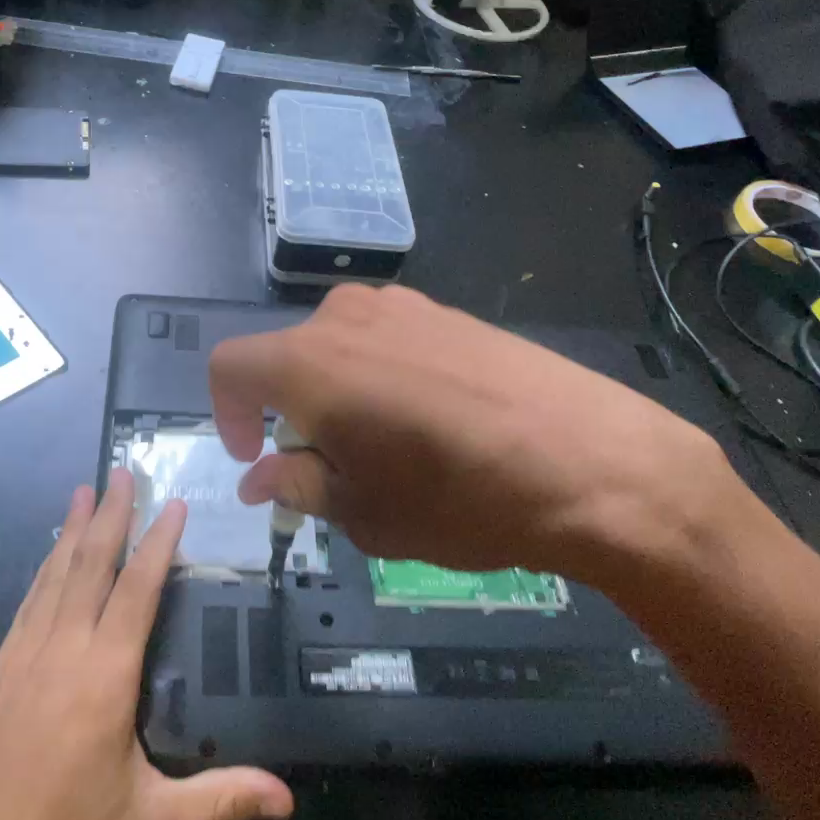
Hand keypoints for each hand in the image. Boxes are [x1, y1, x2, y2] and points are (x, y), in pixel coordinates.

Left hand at [0, 469, 293, 819]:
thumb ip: (219, 800)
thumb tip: (287, 798)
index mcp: (104, 677)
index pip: (137, 590)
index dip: (157, 543)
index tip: (171, 505)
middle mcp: (58, 653)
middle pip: (87, 566)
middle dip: (108, 516)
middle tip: (120, 472)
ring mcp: (17, 661)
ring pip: (49, 579)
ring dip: (69, 534)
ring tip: (81, 495)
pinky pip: (23, 609)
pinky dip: (41, 576)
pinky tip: (45, 568)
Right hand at [209, 284, 757, 586]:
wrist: (594, 463)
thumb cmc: (461, 499)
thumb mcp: (364, 512)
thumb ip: (298, 483)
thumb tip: (259, 474)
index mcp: (310, 363)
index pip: (230, 368)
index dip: (226, 415)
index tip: (256, 459)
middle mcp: (347, 318)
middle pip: (287, 358)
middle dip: (291, 412)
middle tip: (331, 470)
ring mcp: (406, 307)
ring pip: (340, 348)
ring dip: (339, 394)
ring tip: (387, 450)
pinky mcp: (451, 312)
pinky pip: (390, 341)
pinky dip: (383, 378)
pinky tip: (434, 424)